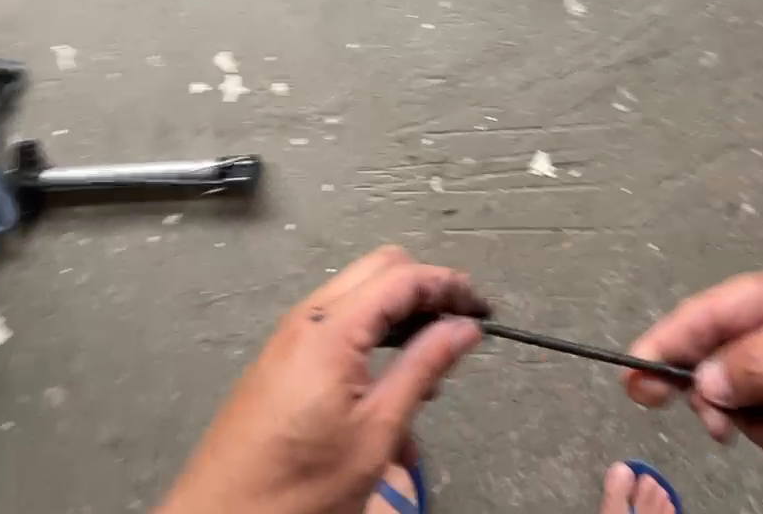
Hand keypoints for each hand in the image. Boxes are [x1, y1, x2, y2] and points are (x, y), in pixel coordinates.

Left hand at [159, 246, 488, 513]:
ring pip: (360, 295)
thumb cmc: (293, 491)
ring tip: (429, 363)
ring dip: (400, 315)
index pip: (403, 277)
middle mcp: (307, 320)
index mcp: (330, 330)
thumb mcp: (376, 433)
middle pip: (382, 270)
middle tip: (457, 324)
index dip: (449, 284)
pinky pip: (338, 324)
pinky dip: (372, 335)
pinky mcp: (282, 358)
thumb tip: (463, 328)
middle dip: (425, 289)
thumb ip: (423, 367)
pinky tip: (389, 382)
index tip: (480, 306)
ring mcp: (290, 337)